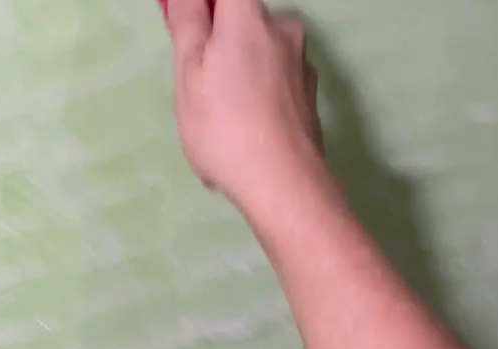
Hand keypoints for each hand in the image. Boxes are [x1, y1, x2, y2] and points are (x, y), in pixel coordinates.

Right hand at [165, 0, 328, 214]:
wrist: (281, 182)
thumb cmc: (223, 127)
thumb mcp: (188, 74)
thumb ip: (187, 23)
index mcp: (247, 14)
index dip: (202, 10)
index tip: (187, 33)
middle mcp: (282, 26)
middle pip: (243, 22)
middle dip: (219, 48)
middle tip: (200, 91)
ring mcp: (301, 62)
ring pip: (260, 57)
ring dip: (239, 79)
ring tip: (221, 125)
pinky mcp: (310, 96)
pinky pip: (275, 87)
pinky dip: (257, 103)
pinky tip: (244, 138)